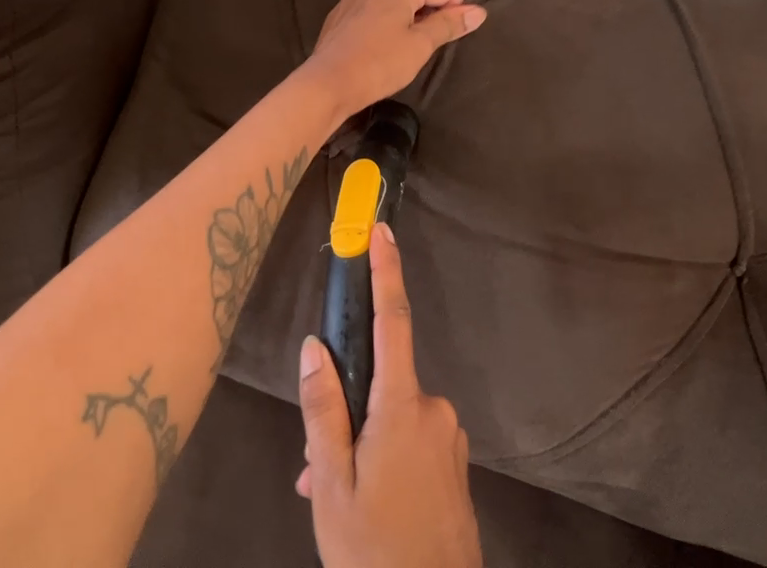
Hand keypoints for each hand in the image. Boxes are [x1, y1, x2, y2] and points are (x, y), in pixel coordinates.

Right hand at [296, 223, 482, 567]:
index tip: (381, 230)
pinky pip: (410, 442)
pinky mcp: (454, 463)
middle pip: (381, 385)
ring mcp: (449, 438)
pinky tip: (366, 504)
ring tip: (334, 497)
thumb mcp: (333, 482)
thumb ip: (323, 410)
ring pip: (391, 419)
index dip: (387, 271)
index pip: (392, 322)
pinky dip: (382, 458)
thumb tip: (315, 346)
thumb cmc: (374, 546)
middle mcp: (434, 410)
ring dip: (360, 444)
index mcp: (403, 407)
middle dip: (345, 411)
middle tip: (313, 468)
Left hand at [302, 0, 486, 119]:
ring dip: (408, 21)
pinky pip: (377, 11)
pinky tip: (376, 50)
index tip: (439, 39)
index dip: (454, 13)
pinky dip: (385, 25)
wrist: (326, 83)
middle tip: (420, 48)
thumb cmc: (379, 64)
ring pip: (399, 1)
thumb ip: (449, 24)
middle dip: (431, 15)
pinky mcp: (342, 13)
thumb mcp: (420, 45)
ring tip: (397, 51)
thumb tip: (479, 12)